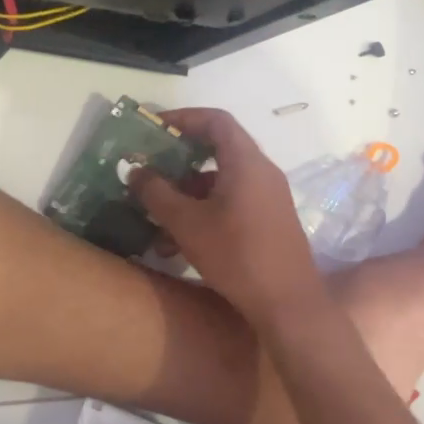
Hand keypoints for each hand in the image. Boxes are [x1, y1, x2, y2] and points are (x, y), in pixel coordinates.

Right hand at [131, 108, 321, 322]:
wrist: (288, 306)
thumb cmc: (236, 255)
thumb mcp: (185, 222)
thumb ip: (156, 192)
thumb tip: (135, 171)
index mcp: (246, 163)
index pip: (215, 120)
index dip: (183, 117)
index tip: (154, 127)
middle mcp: (262, 172)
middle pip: (218, 148)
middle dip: (179, 156)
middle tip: (150, 165)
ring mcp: (268, 198)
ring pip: (221, 179)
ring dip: (187, 190)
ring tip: (156, 212)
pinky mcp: (268, 221)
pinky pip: (231, 200)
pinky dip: (203, 209)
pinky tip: (177, 240)